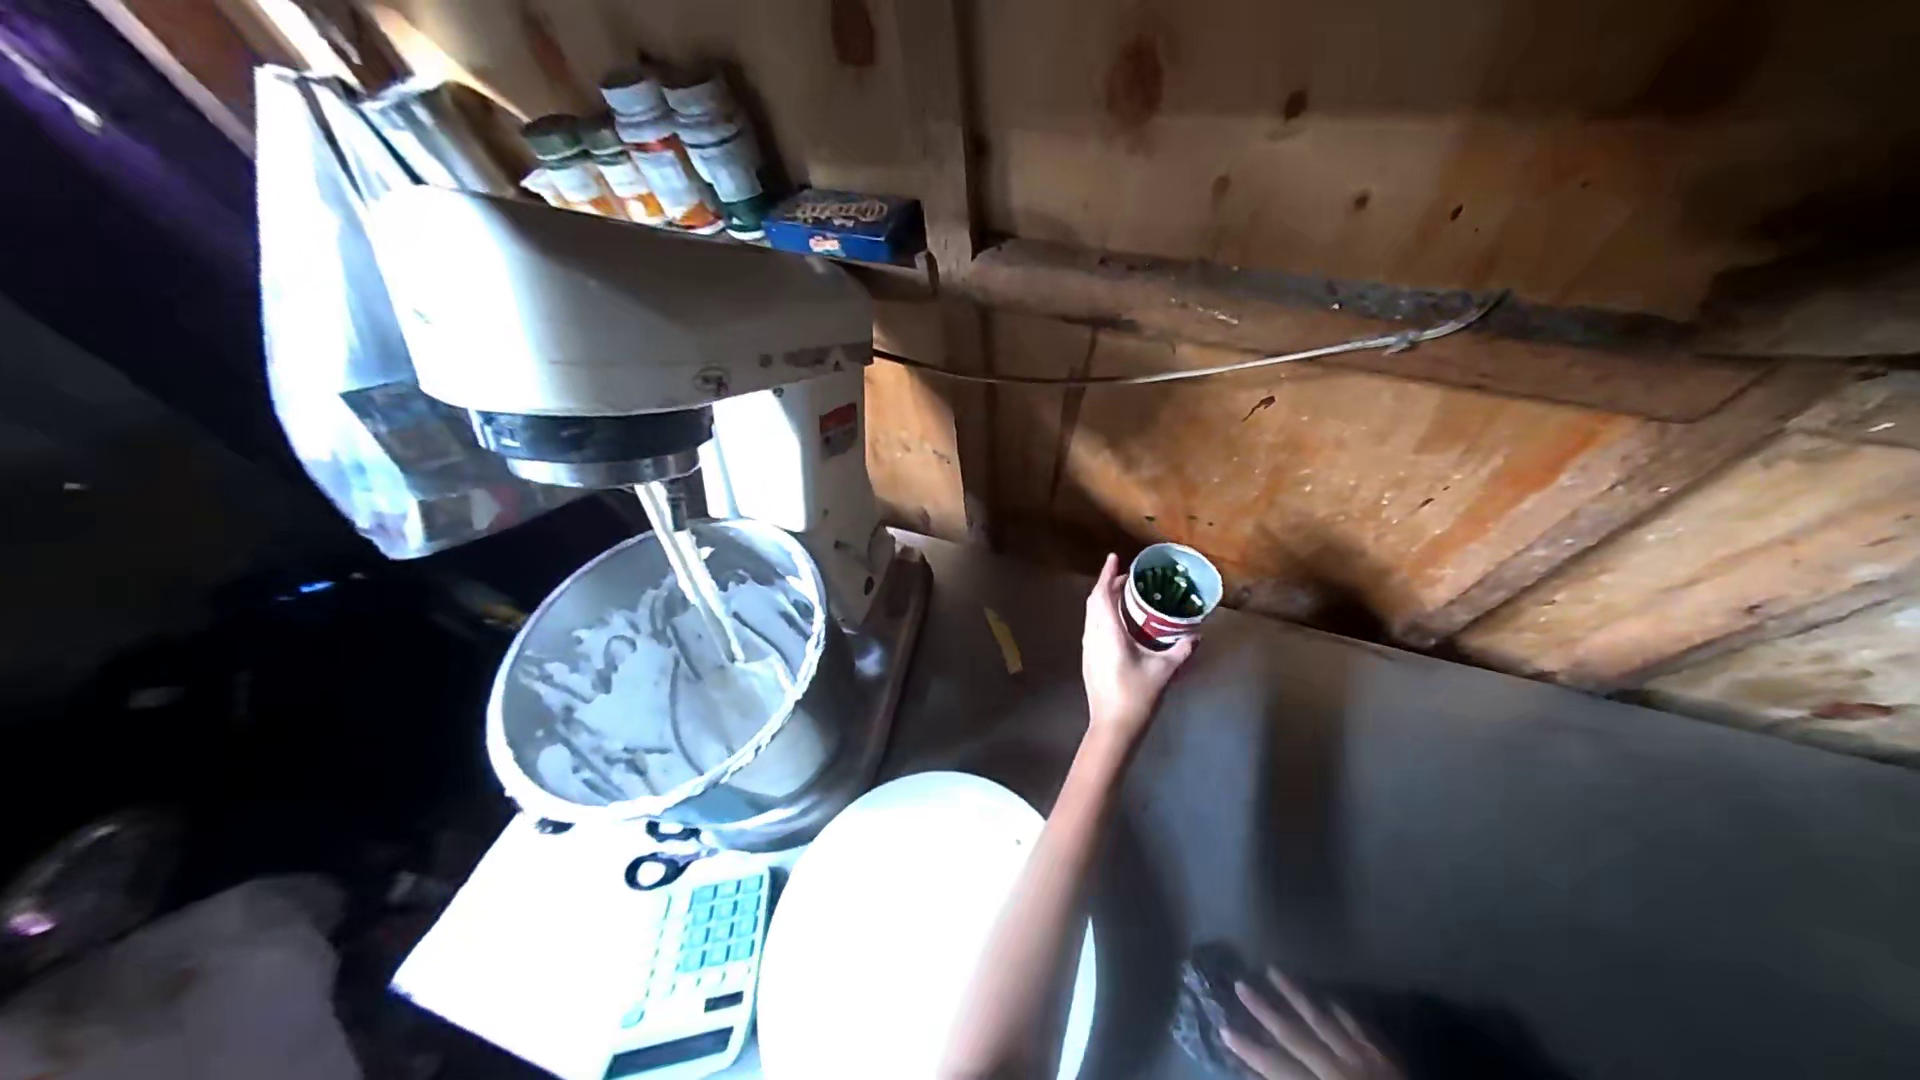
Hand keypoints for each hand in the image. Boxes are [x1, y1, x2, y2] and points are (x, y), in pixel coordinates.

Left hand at [1081, 553, 1195, 746]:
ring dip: (1104, 600)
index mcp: (1108, 633)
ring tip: (1123, 594)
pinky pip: (1093, 627)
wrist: (1112, 726)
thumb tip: (1196, 634)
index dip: (1107, 575)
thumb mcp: (1164, 670)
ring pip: (1091, 615)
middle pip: (1095, 602)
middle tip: (1127, 576)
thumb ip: (1181, 649)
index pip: (1103, 595)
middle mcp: (1093, 636)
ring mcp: (1088, 648)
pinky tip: (1118, 621)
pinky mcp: (1089, 659)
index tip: (1114, 558)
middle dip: (1108, 585)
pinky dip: (1103, 615)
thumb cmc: (1137, 695)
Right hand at [1222, 968, 1402, 1079]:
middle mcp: (1341, 1070)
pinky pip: (1362, 1031)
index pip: (1278, 1068)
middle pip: (1296, 1035)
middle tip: (1240, 983)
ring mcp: (1368, 1063)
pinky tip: (1332, 1001)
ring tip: (1274, 970)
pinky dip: (1344, 1015)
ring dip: (1298, 995)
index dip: (1250, 1049)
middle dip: (1265, 1010)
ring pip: (1325, 1021)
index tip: (1224, 1028)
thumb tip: (1265, 1079)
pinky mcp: (1390, 1063)